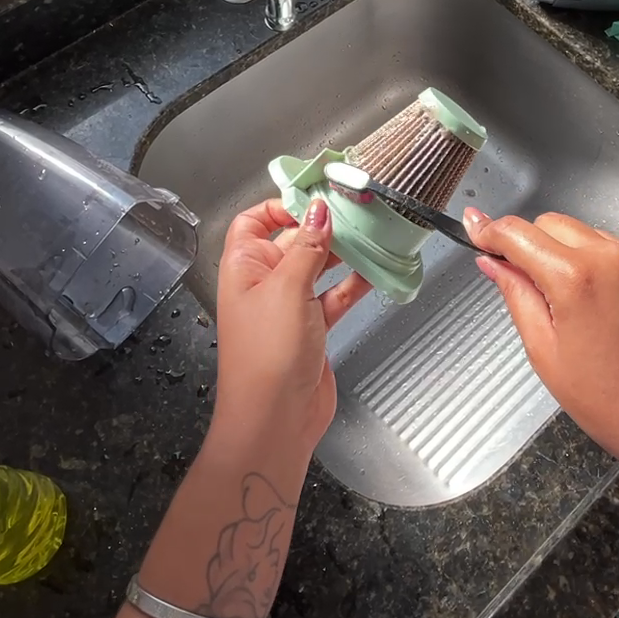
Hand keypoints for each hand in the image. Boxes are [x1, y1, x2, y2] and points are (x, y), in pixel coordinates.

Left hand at [212, 198, 369, 457]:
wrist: (276, 421)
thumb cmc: (266, 356)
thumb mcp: (288, 288)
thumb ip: (307, 245)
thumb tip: (318, 209)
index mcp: (244, 266)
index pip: (255, 219)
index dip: (283, 205)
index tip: (318, 196)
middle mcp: (264, 282)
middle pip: (293, 239)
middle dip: (322, 226)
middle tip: (355, 211)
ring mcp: (289, 306)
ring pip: (318, 266)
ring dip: (342, 253)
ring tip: (370, 236)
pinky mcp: (312, 327)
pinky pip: (334, 295)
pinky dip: (352, 284)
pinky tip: (374, 272)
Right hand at [463, 209, 618, 481]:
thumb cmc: (608, 402)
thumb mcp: (546, 354)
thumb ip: (516, 296)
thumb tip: (491, 261)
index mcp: (575, 276)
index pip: (518, 233)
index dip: (489, 230)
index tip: (472, 228)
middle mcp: (612, 254)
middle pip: (552, 224)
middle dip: (530, 244)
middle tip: (524, 280)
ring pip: (587, 234)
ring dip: (567, 253)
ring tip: (573, 301)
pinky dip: (602, 265)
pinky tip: (607, 306)